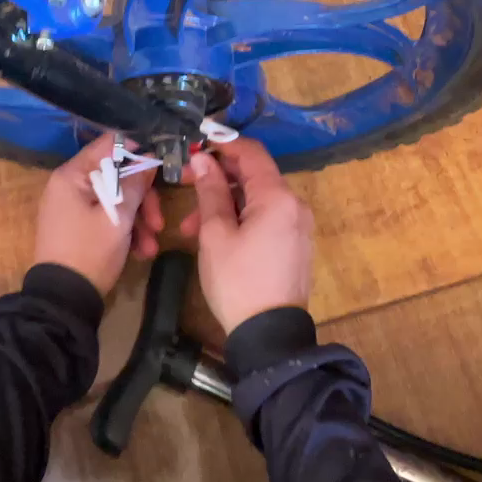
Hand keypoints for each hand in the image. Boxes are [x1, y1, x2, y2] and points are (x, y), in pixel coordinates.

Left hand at [33, 132, 166, 293]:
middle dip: (141, 198)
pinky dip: (123, 231)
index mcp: (72, 175)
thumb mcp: (117, 217)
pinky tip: (140, 252)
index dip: (136, 152)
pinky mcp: (76, 227)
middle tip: (159, 221)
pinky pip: (105, 218)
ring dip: (137, 220)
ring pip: (113, 200)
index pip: (108, 145)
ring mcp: (71, 208)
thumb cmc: (89, 251)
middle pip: (115, 176)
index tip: (158, 168)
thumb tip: (147, 160)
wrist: (63, 301)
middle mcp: (69, 186)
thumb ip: (134, 185)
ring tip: (152, 246)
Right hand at [181, 137, 313, 332]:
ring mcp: (298, 225)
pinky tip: (214, 237)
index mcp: (277, 197)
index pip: (251, 152)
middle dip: (218, 178)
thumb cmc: (238, 281)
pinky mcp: (295, 244)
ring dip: (224, 203)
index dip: (222, 144)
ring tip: (191, 227)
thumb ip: (210, 191)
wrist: (270, 337)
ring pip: (256, 199)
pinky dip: (240, 219)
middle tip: (184, 185)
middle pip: (254, 175)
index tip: (195, 145)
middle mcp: (295, 204)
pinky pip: (266, 218)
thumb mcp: (215, 234)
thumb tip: (202, 160)